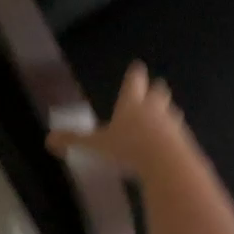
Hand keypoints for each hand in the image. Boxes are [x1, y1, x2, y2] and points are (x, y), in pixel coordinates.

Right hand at [46, 62, 190, 174]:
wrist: (168, 166)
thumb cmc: (128, 148)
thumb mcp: (96, 146)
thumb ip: (74, 141)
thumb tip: (49, 139)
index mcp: (131, 103)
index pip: (134, 81)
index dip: (135, 74)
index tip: (137, 67)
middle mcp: (153, 108)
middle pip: (158, 92)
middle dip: (154, 90)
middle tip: (153, 89)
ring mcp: (172, 124)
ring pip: (171, 111)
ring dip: (166, 112)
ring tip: (160, 118)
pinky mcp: (184, 141)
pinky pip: (178, 133)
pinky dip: (172, 135)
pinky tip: (167, 144)